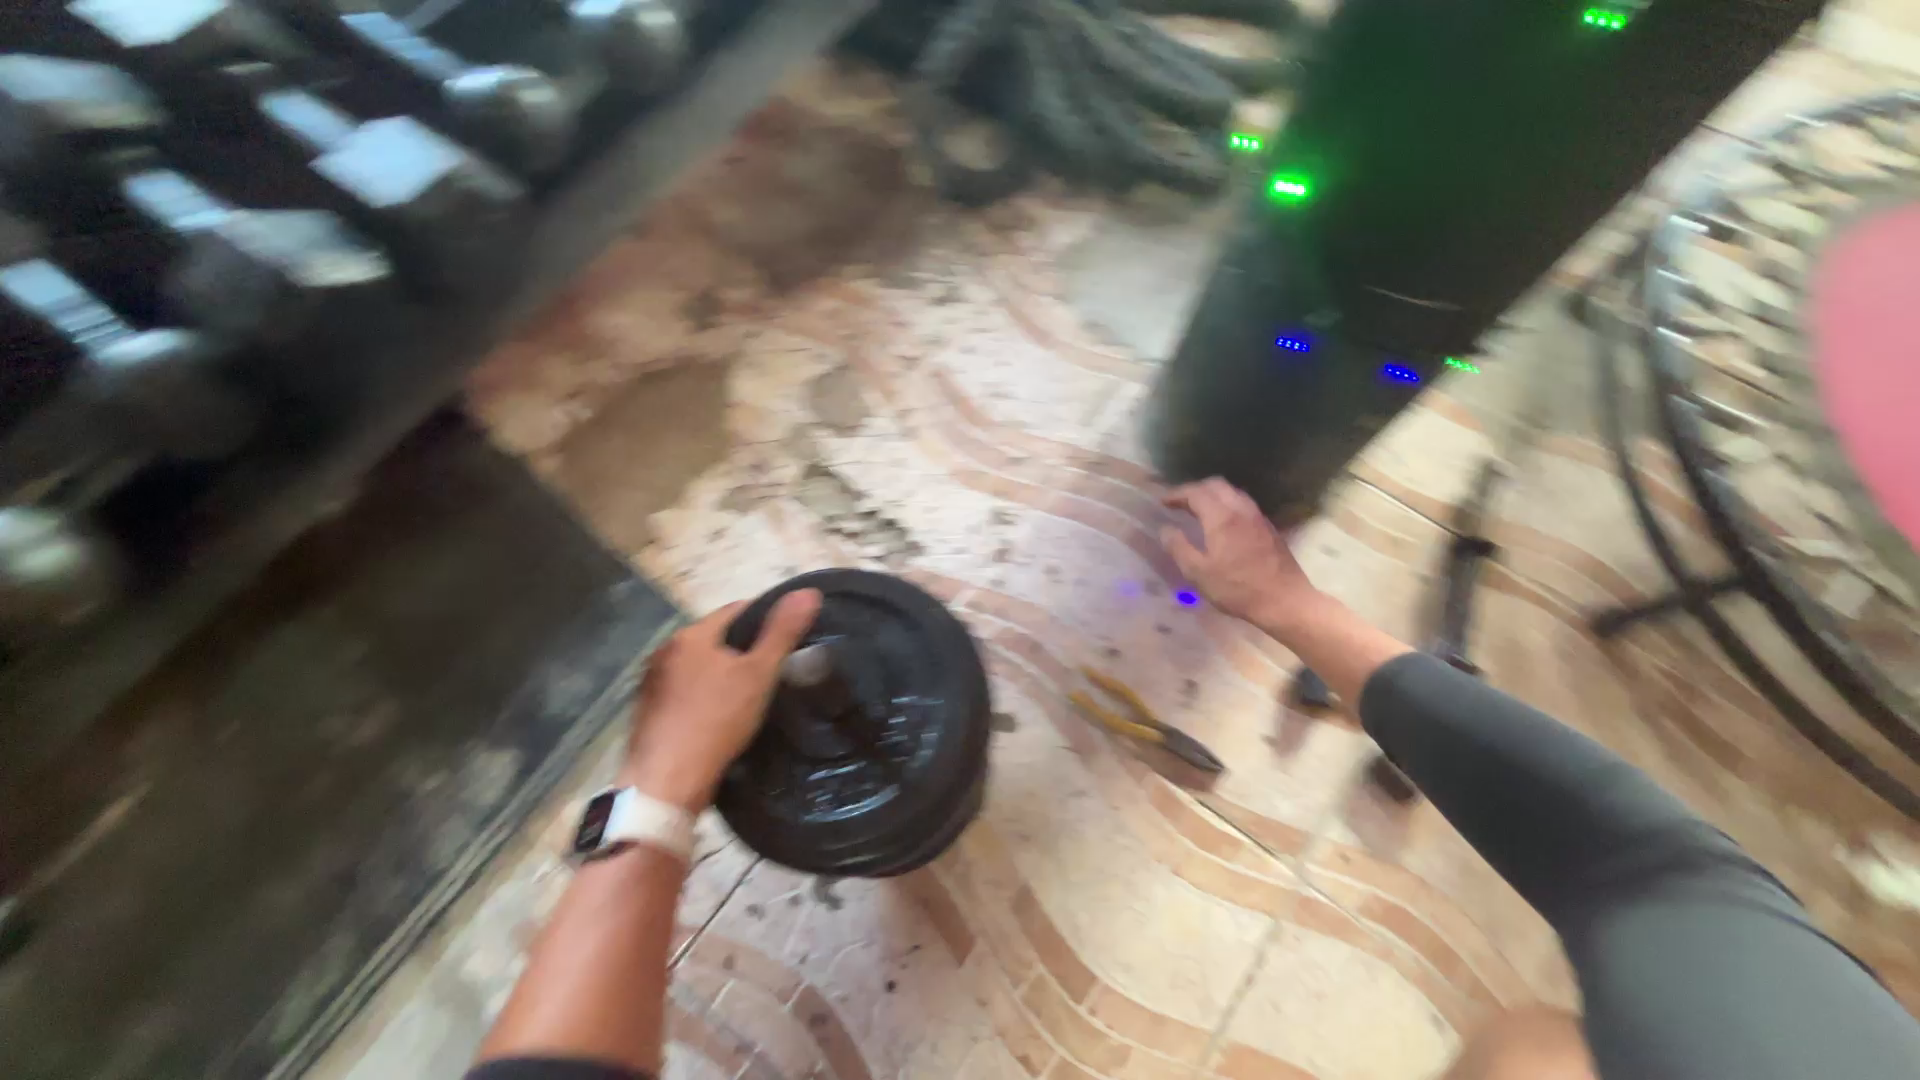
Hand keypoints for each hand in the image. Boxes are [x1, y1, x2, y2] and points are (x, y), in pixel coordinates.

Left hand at [621, 589, 822, 810]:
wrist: (666, 783)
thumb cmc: (716, 721)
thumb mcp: (759, 674)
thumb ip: (782, 632)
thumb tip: (808, 592)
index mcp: (691, 635)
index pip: (736, 610)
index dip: (766, 619)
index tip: (788, 637)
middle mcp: (665, 651)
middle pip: (716, 638)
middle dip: (744, 649)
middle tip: (775, 670)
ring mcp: (652, 683)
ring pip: (700, 666)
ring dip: (722, 673)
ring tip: (751, 695)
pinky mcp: (648, 713)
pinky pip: (685, 692)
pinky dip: (705, 696)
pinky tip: (721, 717)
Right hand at [1161, 478, 1320, 631]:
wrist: (1284, 600)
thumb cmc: (1237, 588)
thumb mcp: (1198, 573)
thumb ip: (1179, 548)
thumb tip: (1165, 529)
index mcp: (1221, 518)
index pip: (1196, 493)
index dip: (1177, 494)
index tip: (1163, 502)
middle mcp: (1240, 509)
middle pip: (1216, 485)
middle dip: (1195, 489)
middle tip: (1180, 503)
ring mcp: (1257, 517)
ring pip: (1232, 492)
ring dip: (1213, 494)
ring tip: (1199, 509)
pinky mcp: (1268, 527)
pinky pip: (1243, 504)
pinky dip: (1227, 503)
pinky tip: (1222, 521)